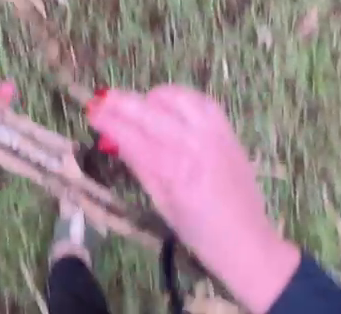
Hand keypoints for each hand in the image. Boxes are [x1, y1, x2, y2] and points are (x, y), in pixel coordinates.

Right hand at [87, 86, 301, 312]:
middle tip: (101, 100)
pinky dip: (179, 97)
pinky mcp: (227, 129)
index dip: (107, 120)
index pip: (131, 135)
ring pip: (174, 97)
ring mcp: (213, 133)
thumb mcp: (162, 203)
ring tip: (139, 107)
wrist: (249, 243)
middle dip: (120, 102)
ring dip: (151, 97)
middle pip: (148, 111)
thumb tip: (113, 137)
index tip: (91, 112)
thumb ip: (138, 165)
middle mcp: (194, 145)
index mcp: (175, 171)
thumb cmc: (200, 233)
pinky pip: (199, 99)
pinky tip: (169, 106)